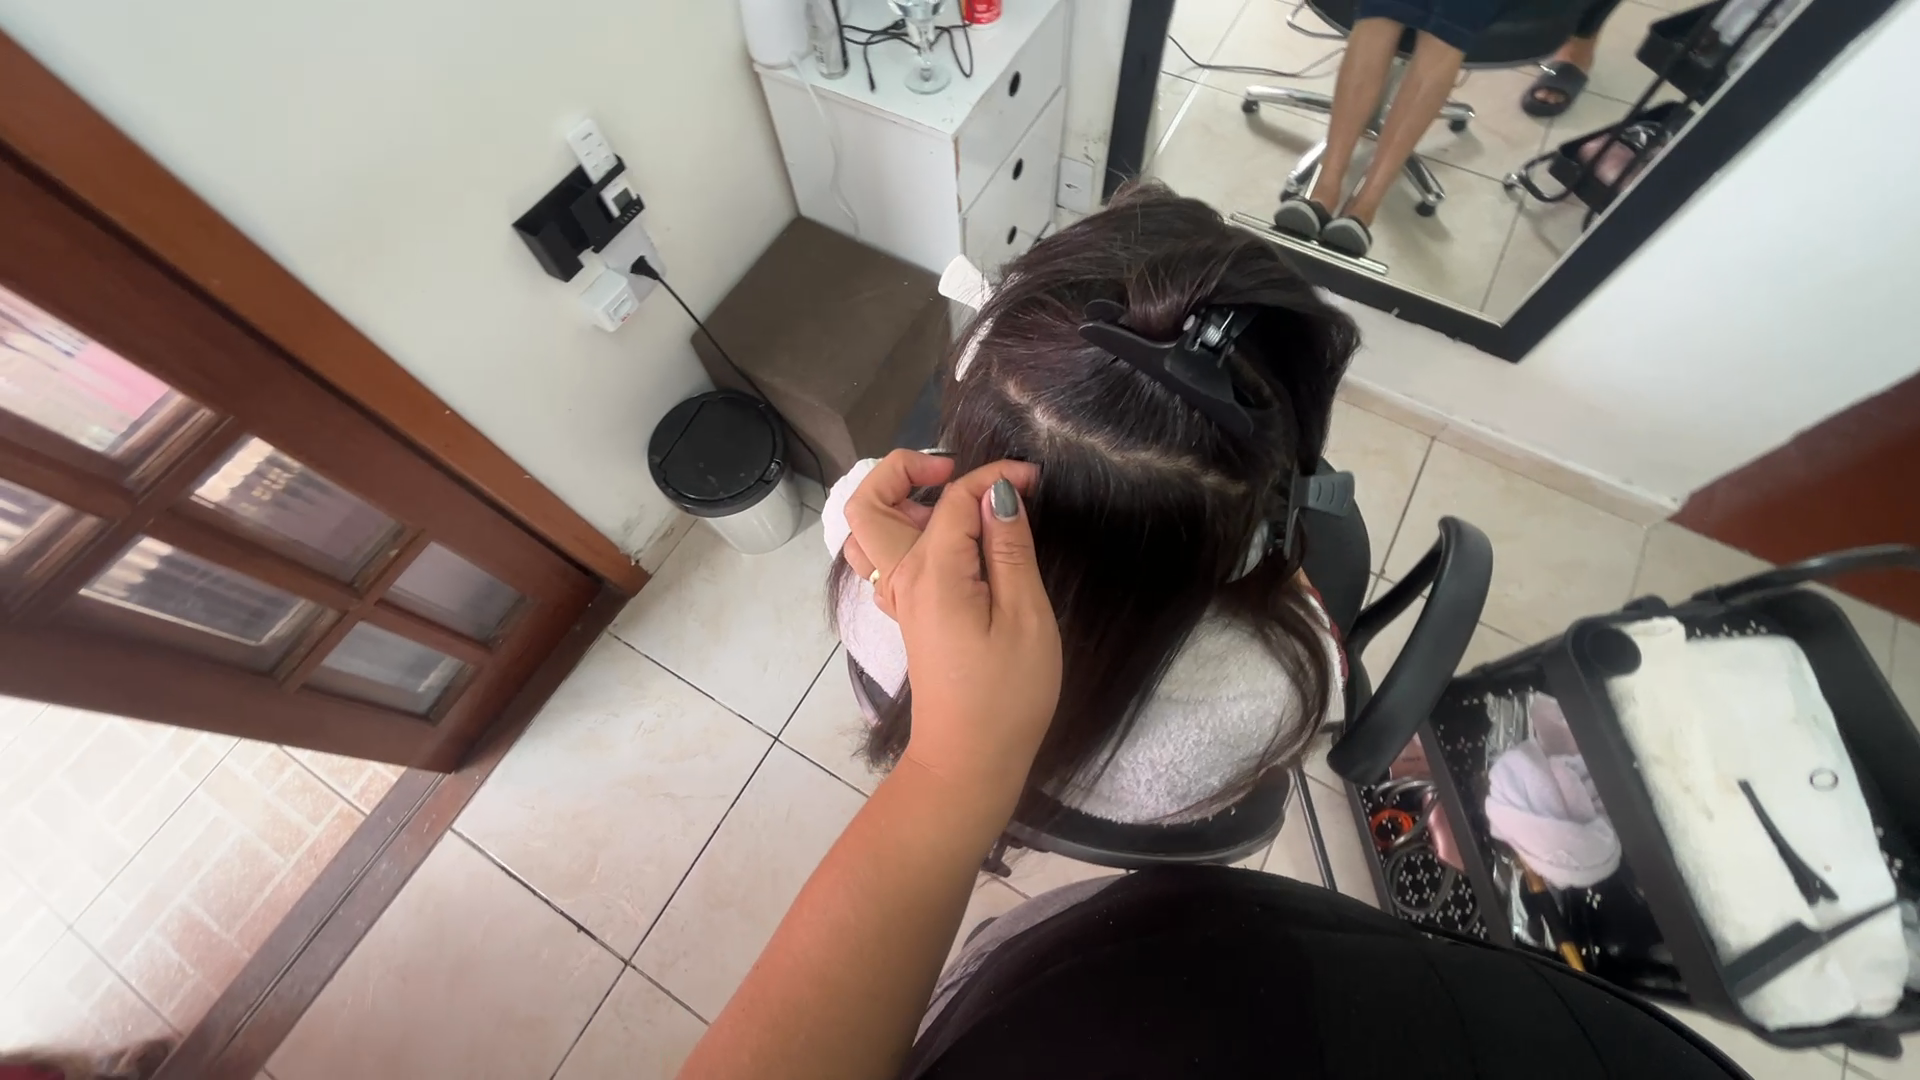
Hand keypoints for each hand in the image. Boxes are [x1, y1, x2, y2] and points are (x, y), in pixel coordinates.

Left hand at [842, 452, 1059, 803]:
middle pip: (867, 503)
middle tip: (952, 471)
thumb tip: (998, 493)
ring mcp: (897, 597)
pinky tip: (946, 543)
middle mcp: (901, 578)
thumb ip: (1010, 548)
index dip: (993, 476)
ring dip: (897, 501)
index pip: (952, 498)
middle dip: (903, 470)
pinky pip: (884, 559)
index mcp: (931, 573)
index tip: (1033, 478)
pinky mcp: (907, 614)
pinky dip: (902, 533)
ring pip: (868, 531)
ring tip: (949, 503)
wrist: (970, 759)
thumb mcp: (1026, 617)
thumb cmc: (1008, 694)